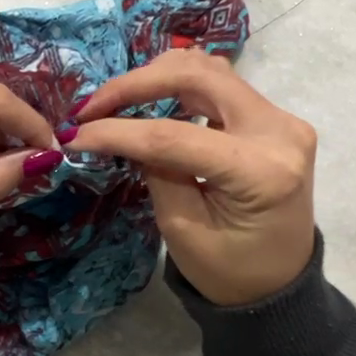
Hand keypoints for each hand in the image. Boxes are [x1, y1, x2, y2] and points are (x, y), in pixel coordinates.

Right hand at [67, 51, 317, 305]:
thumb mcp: (182, 230)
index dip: (118, 131)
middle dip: (135, 84)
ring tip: (112, 102)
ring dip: (155, 78)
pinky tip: (145, 101)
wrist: (279, 284)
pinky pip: (219, 85)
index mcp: (261, 172)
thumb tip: (119, 135)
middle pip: (198, 77)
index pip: (175, 135)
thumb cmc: (230, 271)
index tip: (75, 136)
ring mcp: (280, 120)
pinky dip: (176, 86)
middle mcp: (279, 131)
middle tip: (90, 107)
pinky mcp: (271, 119)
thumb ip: (157, 174)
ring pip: (209, 71)